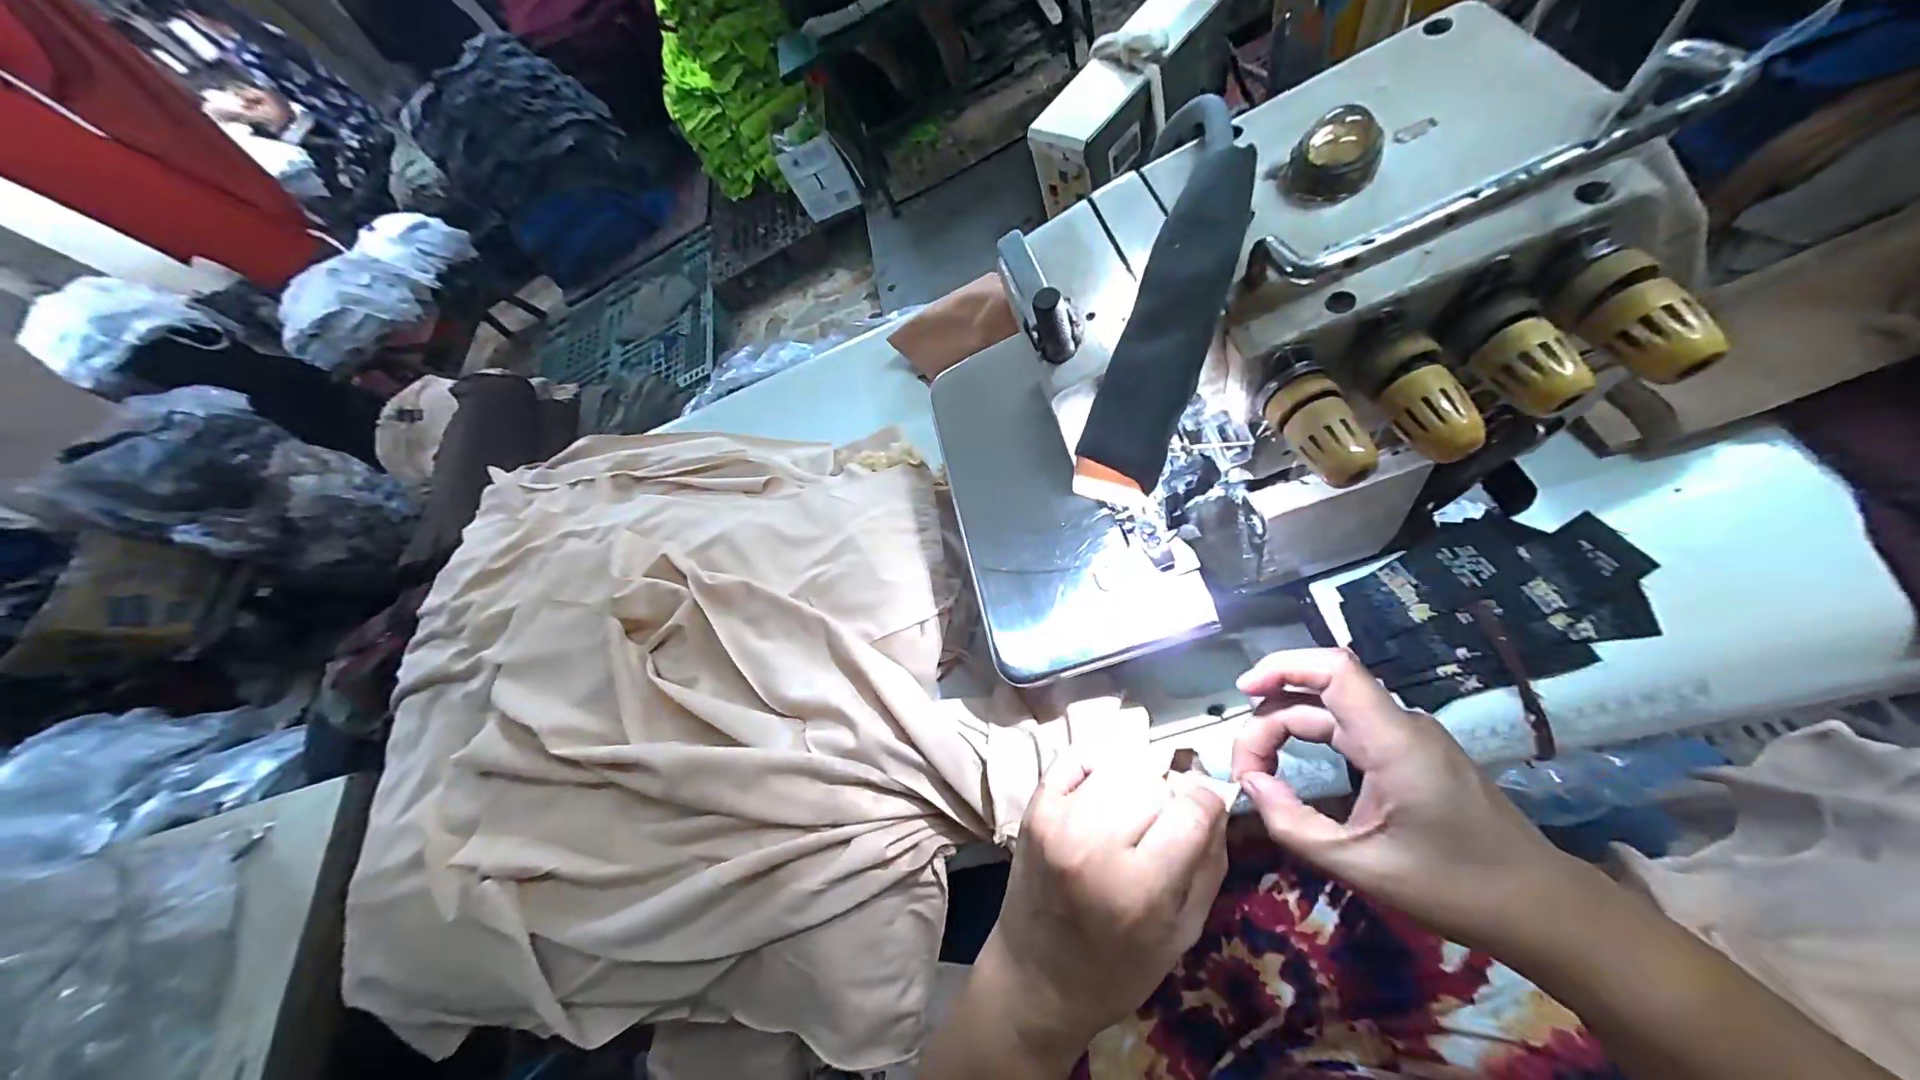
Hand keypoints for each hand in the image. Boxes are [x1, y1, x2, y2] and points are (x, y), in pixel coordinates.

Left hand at [981, 753, 1228, 1055]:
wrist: (1035, 977)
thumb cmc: (1118, 968)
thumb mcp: (1183, 932)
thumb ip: (1208, 863)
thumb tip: (1217, 801)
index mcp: (1140, 885)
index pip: (1192, 807)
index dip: (1208, 803)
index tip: (1207, 810)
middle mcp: (1095, 844)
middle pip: (1156, 782)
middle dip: (1172, 794)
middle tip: (1168, 820)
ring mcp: (1058, 821)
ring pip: (1119, 764)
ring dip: (1138, 779)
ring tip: (1137, 807)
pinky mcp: (1035, 809)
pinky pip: (1077, 758)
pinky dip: (1098, 766)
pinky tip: (1105, 792)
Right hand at [1231, 648, 1584, 951]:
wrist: (1542, 909)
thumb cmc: (1453, 887)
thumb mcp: (1359, 864)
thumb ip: (1291, 821)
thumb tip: (1250, 784)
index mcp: (1394, 741)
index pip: (1333, 669)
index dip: (1282, 666)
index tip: (1242, 691)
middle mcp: (1401, 725)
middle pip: (1318, 694)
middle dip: (1269, 722)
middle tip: (1245, 771)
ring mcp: (1409, 736)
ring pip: (1329, 711)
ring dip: (1285, 730)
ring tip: (1258, 770)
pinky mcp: (1411, 752)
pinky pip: (1348, 728)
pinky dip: (1310, 739)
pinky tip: (1291, 763)